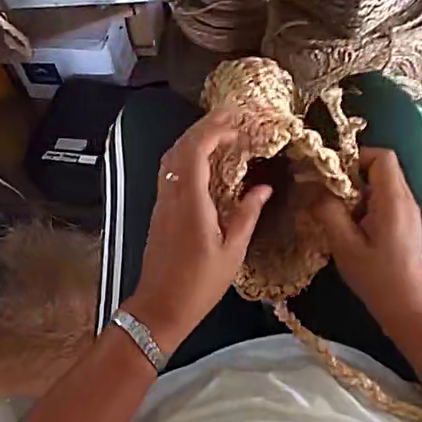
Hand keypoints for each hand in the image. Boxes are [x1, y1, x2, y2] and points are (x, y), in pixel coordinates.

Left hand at [123, 112, 271, 353]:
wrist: (159, 307)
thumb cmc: (199, 285)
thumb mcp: (232, 252)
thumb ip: (246, 215)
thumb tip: (262, 188)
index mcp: (191, 204)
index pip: (195, 152)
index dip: (214, 132)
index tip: (236, 126)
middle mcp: (171, 197)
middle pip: (180, 148)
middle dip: (203, 126)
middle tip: (229, 114)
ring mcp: (161, 203)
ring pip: (171, 158)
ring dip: (192, 139)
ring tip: (217, 130)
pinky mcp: (159, 211)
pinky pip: (169, 172)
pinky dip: (184, 155)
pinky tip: (200, 158)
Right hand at [314, 148, 421, 329]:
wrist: (407, 306)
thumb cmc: (376, 277)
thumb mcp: (344, 245)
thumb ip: (328, 211)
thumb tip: (313, 189)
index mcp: (393, 200)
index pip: (381, 156)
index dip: (355, 157)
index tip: (331, 173)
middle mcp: (406, 200)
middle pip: (381, 168)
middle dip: (351, 175)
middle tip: (326, 193)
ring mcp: (408, 212)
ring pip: (380, 185)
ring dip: (356, 192)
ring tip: (335, 212)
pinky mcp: (405, 224)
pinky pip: (384, 201)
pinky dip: (364, 205)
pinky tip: (349, 227)